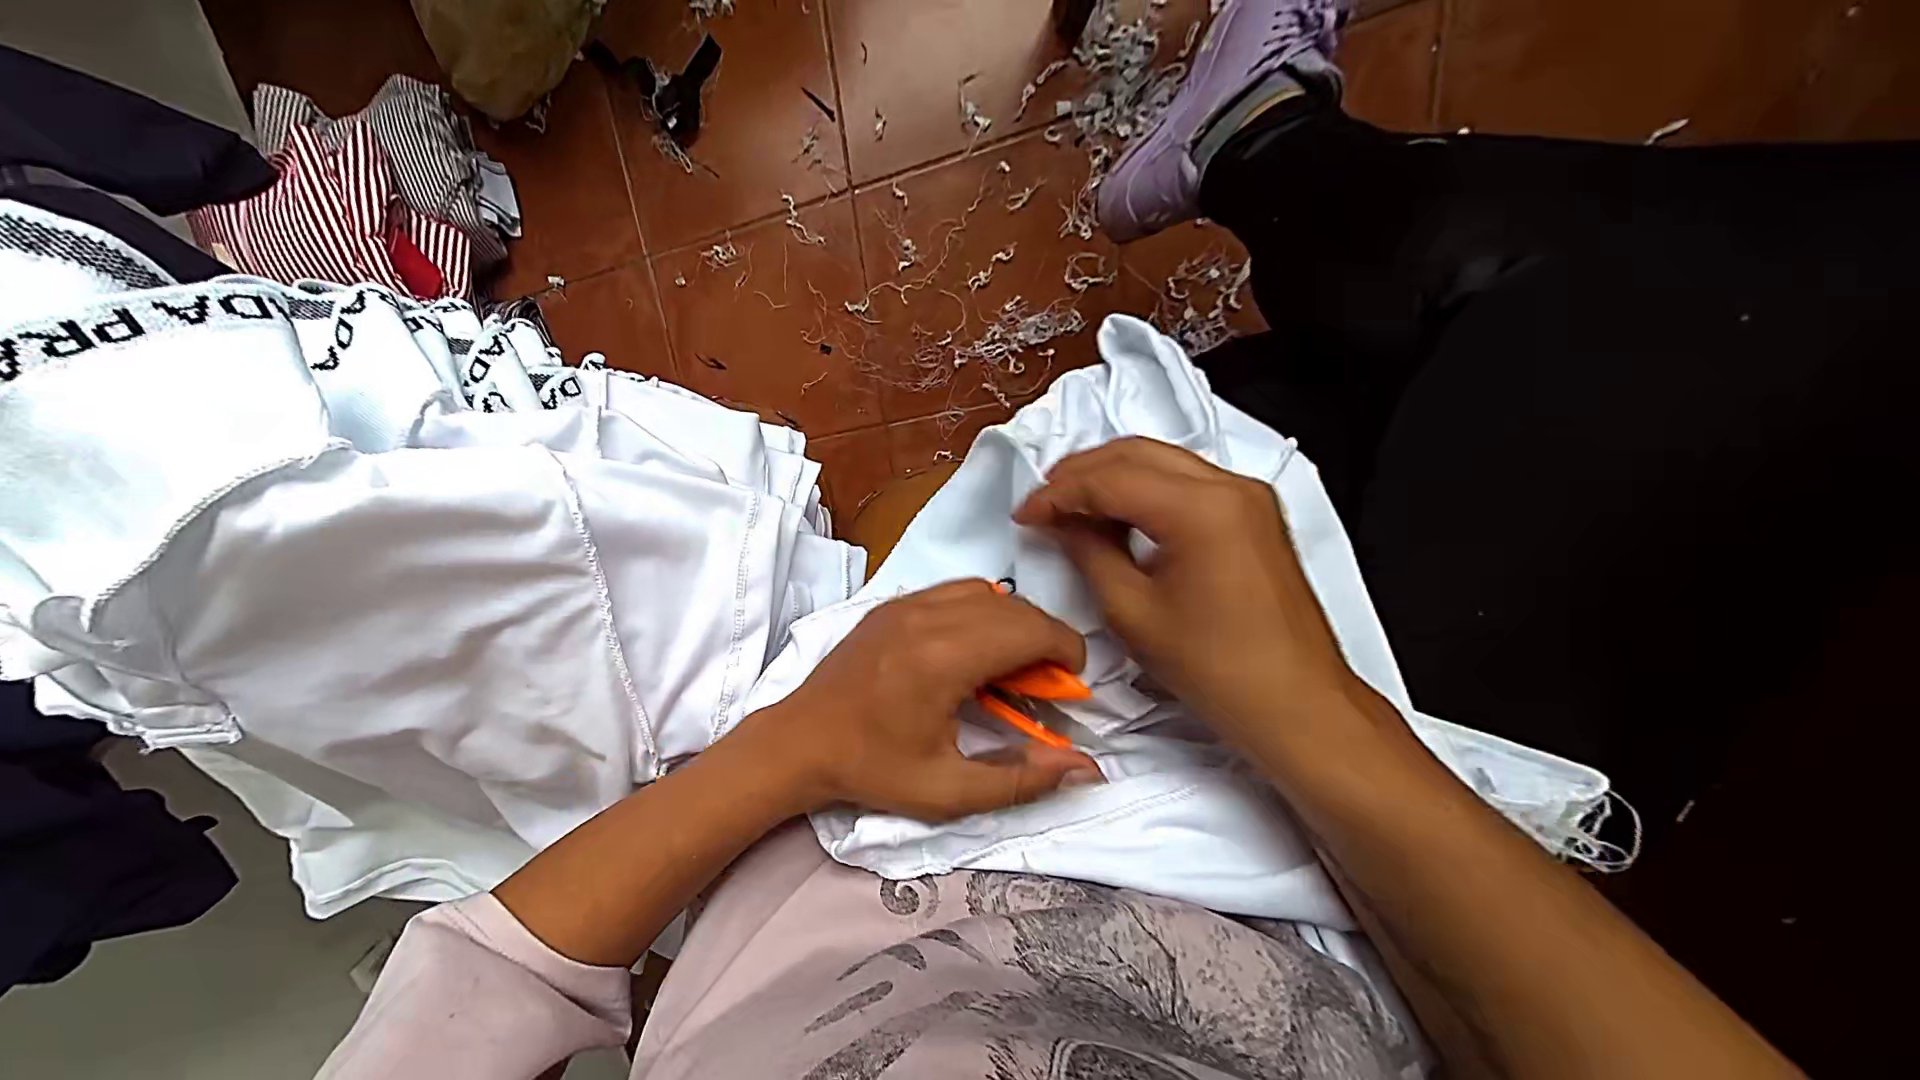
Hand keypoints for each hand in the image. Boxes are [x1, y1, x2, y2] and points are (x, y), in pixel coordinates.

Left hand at [745, 580, 1100, 821]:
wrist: (799, 742)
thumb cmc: (873, 769)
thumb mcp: (949, 791)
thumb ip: (1023, 780)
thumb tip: (1086, 768)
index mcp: (944, 659)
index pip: (1030, 629)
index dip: (1066, 650)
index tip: (1071, 683)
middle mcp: (928, 617)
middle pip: (1014, 606)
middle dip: (1045, 638)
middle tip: (1044, 682)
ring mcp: (906, 603)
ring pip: (986, 591)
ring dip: (1014, 620)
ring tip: (1010, 664)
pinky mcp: (892, 603)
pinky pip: (954, 590)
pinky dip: (981, 609)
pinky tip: (972, 647)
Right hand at [1013, 438, 1364, 743]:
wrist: (1296, 704)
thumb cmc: (1214, 668)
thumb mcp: (1132, 611)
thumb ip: (1088, 551)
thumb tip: (1061, 522)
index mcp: (1200, 508)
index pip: (1110, 478)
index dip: (1058, 493)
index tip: (1025, 514)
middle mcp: (1229, 485)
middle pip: (1136, 452)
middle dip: (1081, 473)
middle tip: (1043, 503)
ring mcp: (1247, 495)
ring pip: (1161, 459)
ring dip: (1111, 476)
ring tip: (1071, 506)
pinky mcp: (1253, 512)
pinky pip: (1185, 480)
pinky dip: (1143, 489)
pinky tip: (1117, 514)